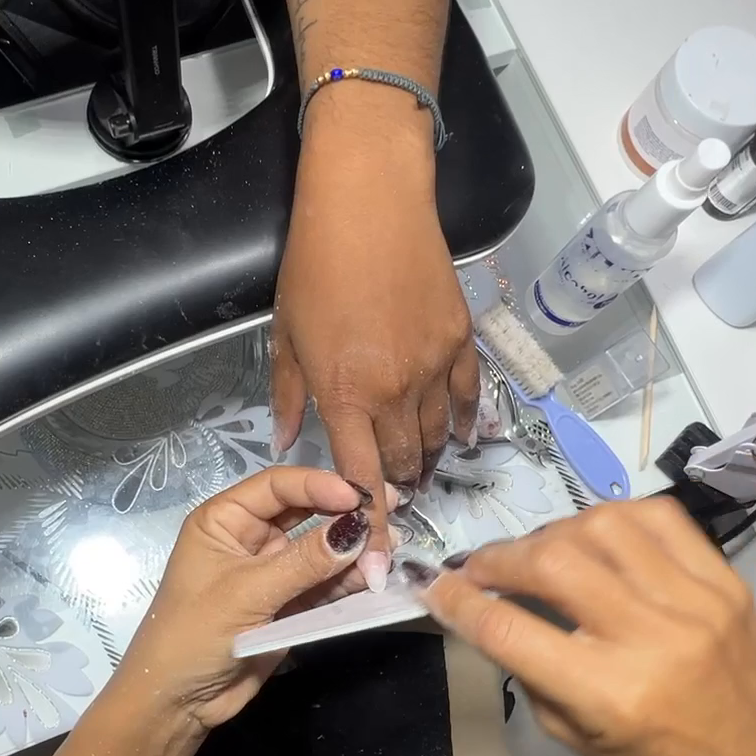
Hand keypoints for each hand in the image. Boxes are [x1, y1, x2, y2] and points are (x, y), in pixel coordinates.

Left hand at [109, 467, 398, 731]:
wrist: (178, 703)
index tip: (358, 497)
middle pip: (306, 512)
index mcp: (224, 520)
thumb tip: (356, 530)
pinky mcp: (287, 604)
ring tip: (392, 552)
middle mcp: (249, 538)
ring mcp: (271, 571)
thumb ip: (303, 562)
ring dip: (354, 550)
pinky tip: (375, 578)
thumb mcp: (246, 593)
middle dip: (346, 514)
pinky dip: (349, 581)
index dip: (319, 485)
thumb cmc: (194, 635)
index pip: (277, 487)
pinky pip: (324, 584)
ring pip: (321, 549)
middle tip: (390, 513)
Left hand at [270, 85, 478, 592]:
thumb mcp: (287, 336)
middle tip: (385, 495)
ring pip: (436, 438)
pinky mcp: (462, 341)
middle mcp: (396, 391)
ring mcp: (435, 367)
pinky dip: (462, 424)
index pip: (360, 479)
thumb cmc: (314, 265)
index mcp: (346, 394)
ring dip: (423, 460)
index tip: (376, 557)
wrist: (370, 199)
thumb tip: (289, 445)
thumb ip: (291, 398)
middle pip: (402, 464)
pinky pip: (468, 399)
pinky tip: (459, 438)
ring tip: (415, 470)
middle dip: (393, 487)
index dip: (370, 523)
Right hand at [421, 500, 755, 755]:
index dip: (458, 600)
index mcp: (608, 695)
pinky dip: (609, 518)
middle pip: (549, 563)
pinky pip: (656, 517)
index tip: (435, 587)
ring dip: (550, 534)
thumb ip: (528, 667)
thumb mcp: (572, 736)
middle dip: (497, 558)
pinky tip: (594, 539)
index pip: (507, 628)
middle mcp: (651, 638)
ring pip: (599, 525)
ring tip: (539, 555)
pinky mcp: (725, 581)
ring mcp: (695, 602)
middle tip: (479, 570)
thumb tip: (492, 607)